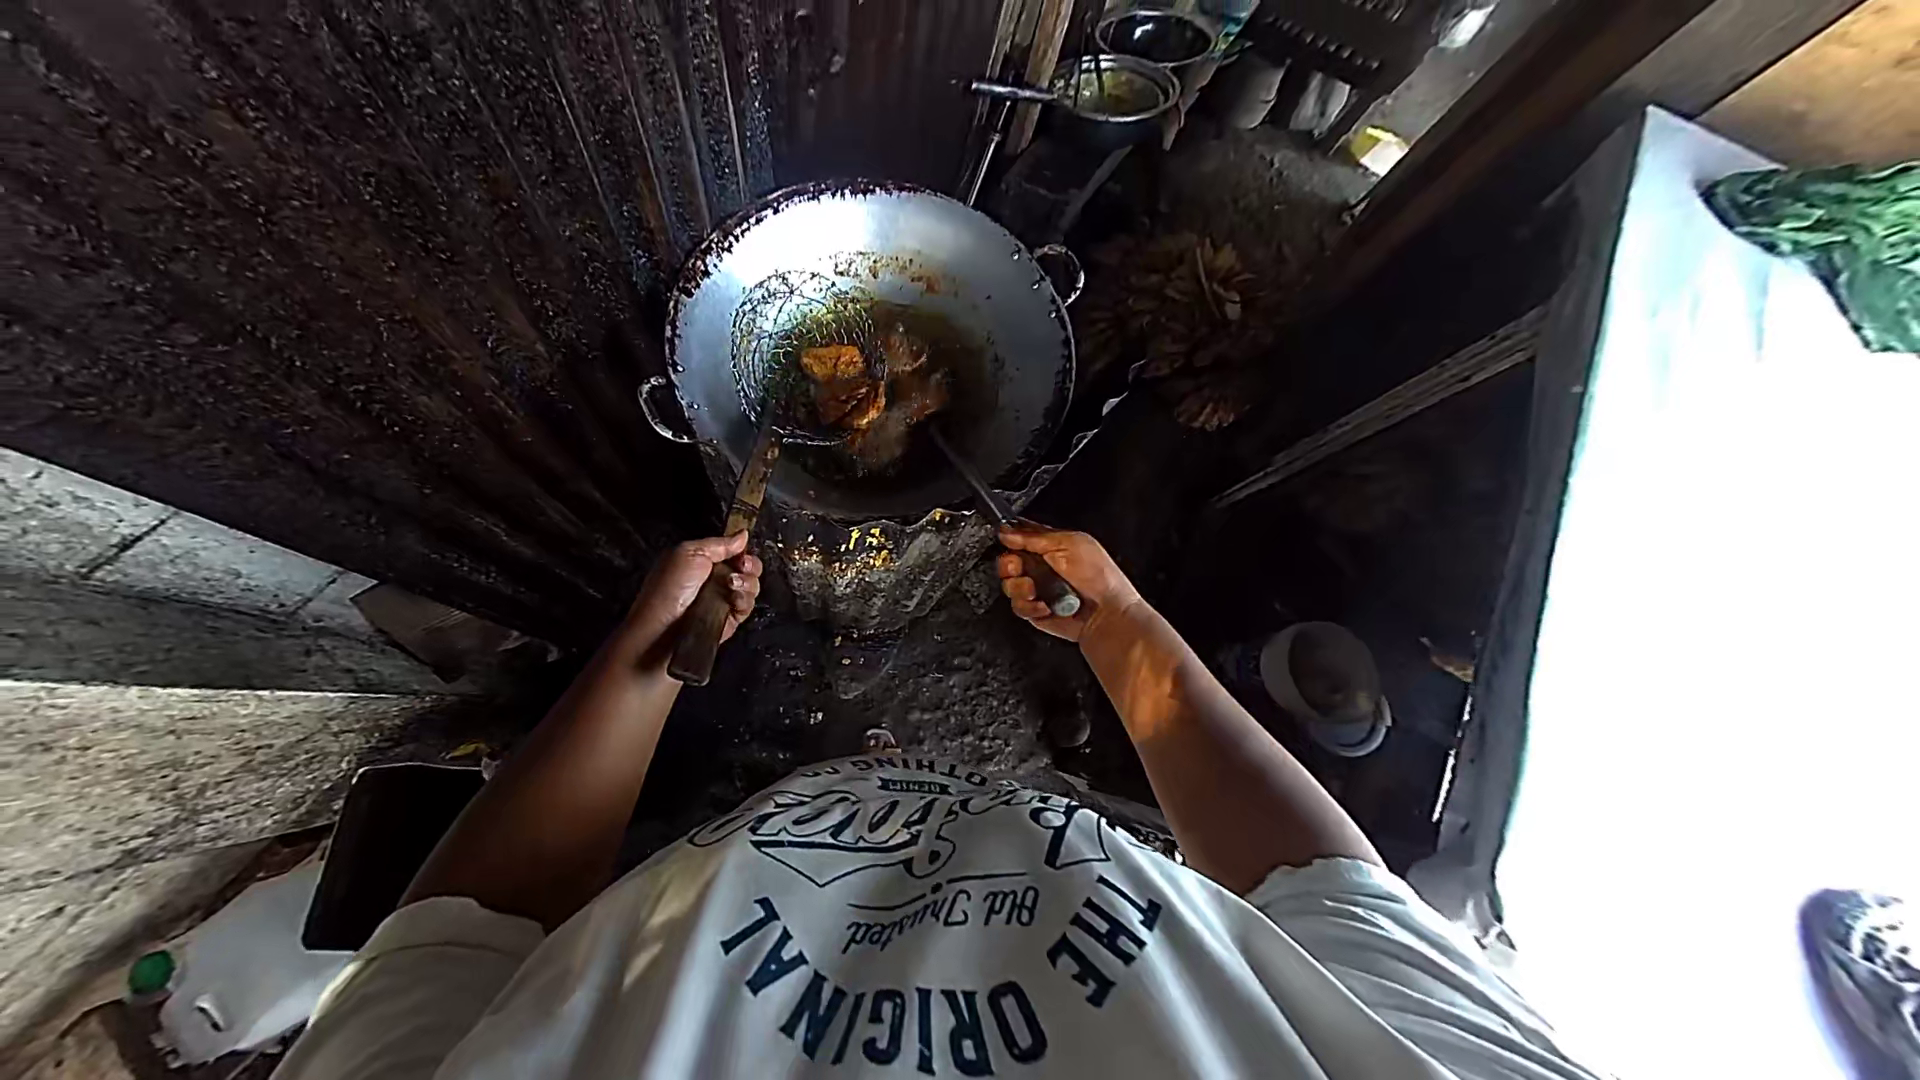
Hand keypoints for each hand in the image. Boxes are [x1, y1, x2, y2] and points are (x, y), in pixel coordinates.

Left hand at [624, 533, 762, 654]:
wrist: (663, 628)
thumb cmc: (668, 590)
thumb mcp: (689, 553)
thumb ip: (719, 544)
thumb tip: (742, 535)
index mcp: (702, 560)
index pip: (733, 550)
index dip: (742, 550)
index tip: (741, 553)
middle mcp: (714, 579)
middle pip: (748, 567)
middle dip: (750, 565)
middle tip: (741, 566)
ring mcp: (723, 598)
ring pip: (752, 585)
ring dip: (747, 582)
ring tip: (732, 585)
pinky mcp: (730, 617)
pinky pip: (749, 604)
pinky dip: (745, 599)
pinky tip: (733, 599)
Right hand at [996, 525, 1143, 643]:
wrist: (1106, 613)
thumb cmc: (1099, 577)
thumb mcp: (1068, 544)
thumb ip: (1034, 537)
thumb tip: (1007, 531)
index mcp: (1050, 546)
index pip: (1018, 537)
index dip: (1010, 539)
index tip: (1011, 544)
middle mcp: (1041, 567)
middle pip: (1007, 561)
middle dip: (1010, 565)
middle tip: (1021, 568)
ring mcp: (1037, 589)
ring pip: (1009, 585)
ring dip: (1020, 588)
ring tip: (1037, 590)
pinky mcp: (1035, 610)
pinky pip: (1017, 606)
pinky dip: (1029, 607)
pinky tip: (1045, 606)